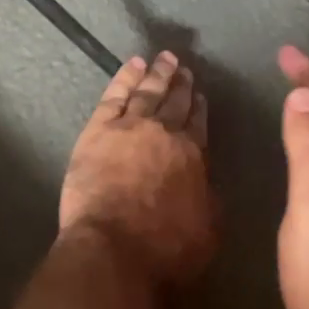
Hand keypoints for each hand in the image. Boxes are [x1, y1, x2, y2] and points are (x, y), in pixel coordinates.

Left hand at [57, 52, 215, 289]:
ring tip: (163, 58)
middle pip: (174, 103)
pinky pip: (115, 94)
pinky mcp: (99, 128)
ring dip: (157, 73)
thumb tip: (209, 183)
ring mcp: (131, 125)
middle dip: (180, 85)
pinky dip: (125, 77)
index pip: (197, 125)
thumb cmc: (163, 250)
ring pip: (147, 91)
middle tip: (184, 68)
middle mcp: (164, 133)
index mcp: (192, 156)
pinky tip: (133, 64)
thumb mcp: (207, 232)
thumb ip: (209, 201)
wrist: (114, 248)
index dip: (199, 108)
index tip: (200, 95)